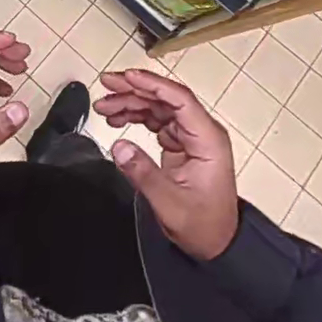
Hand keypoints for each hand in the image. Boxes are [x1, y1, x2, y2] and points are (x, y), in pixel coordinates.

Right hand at [95, 68, 239, 260]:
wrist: (218, 244)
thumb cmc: (203, 225)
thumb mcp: (170, 204)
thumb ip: (143, 173)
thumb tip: (119, 146)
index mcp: (207, 140)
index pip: (180, 100)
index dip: (153, 84)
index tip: (128, 77)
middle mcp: (201, 132)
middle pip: (166, 98)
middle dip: (134, 89)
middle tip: (106, 85)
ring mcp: (191, 136)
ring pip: (158, 107)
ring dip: (131, 103)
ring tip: (103, 106)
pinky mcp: (181, 143)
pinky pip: (156, 120)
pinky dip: (136, 116)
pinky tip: (117, 119)